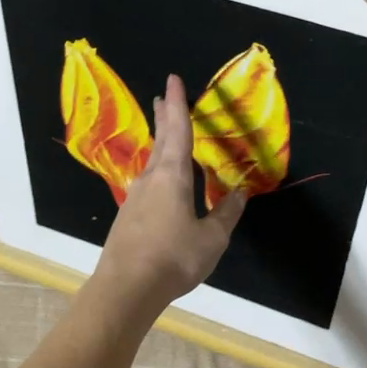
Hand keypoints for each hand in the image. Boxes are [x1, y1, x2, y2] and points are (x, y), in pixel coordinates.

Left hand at [92, 74, 247, 309]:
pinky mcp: (128, 218)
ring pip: (152, 163)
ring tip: (167, 136)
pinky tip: (163, 185)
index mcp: (172, 176)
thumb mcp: (212, 238)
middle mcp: (151, 180)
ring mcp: (135, 198)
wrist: (126, 287)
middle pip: (160, 141)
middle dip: (164, 117)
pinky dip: (159, 173)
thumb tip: (240, 194)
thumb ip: (226, 213)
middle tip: (162, 96)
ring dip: (161, 145)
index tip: (173, 80)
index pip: (178, 131)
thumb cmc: (174, 257)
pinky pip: (148, 185)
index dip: (177, 105)